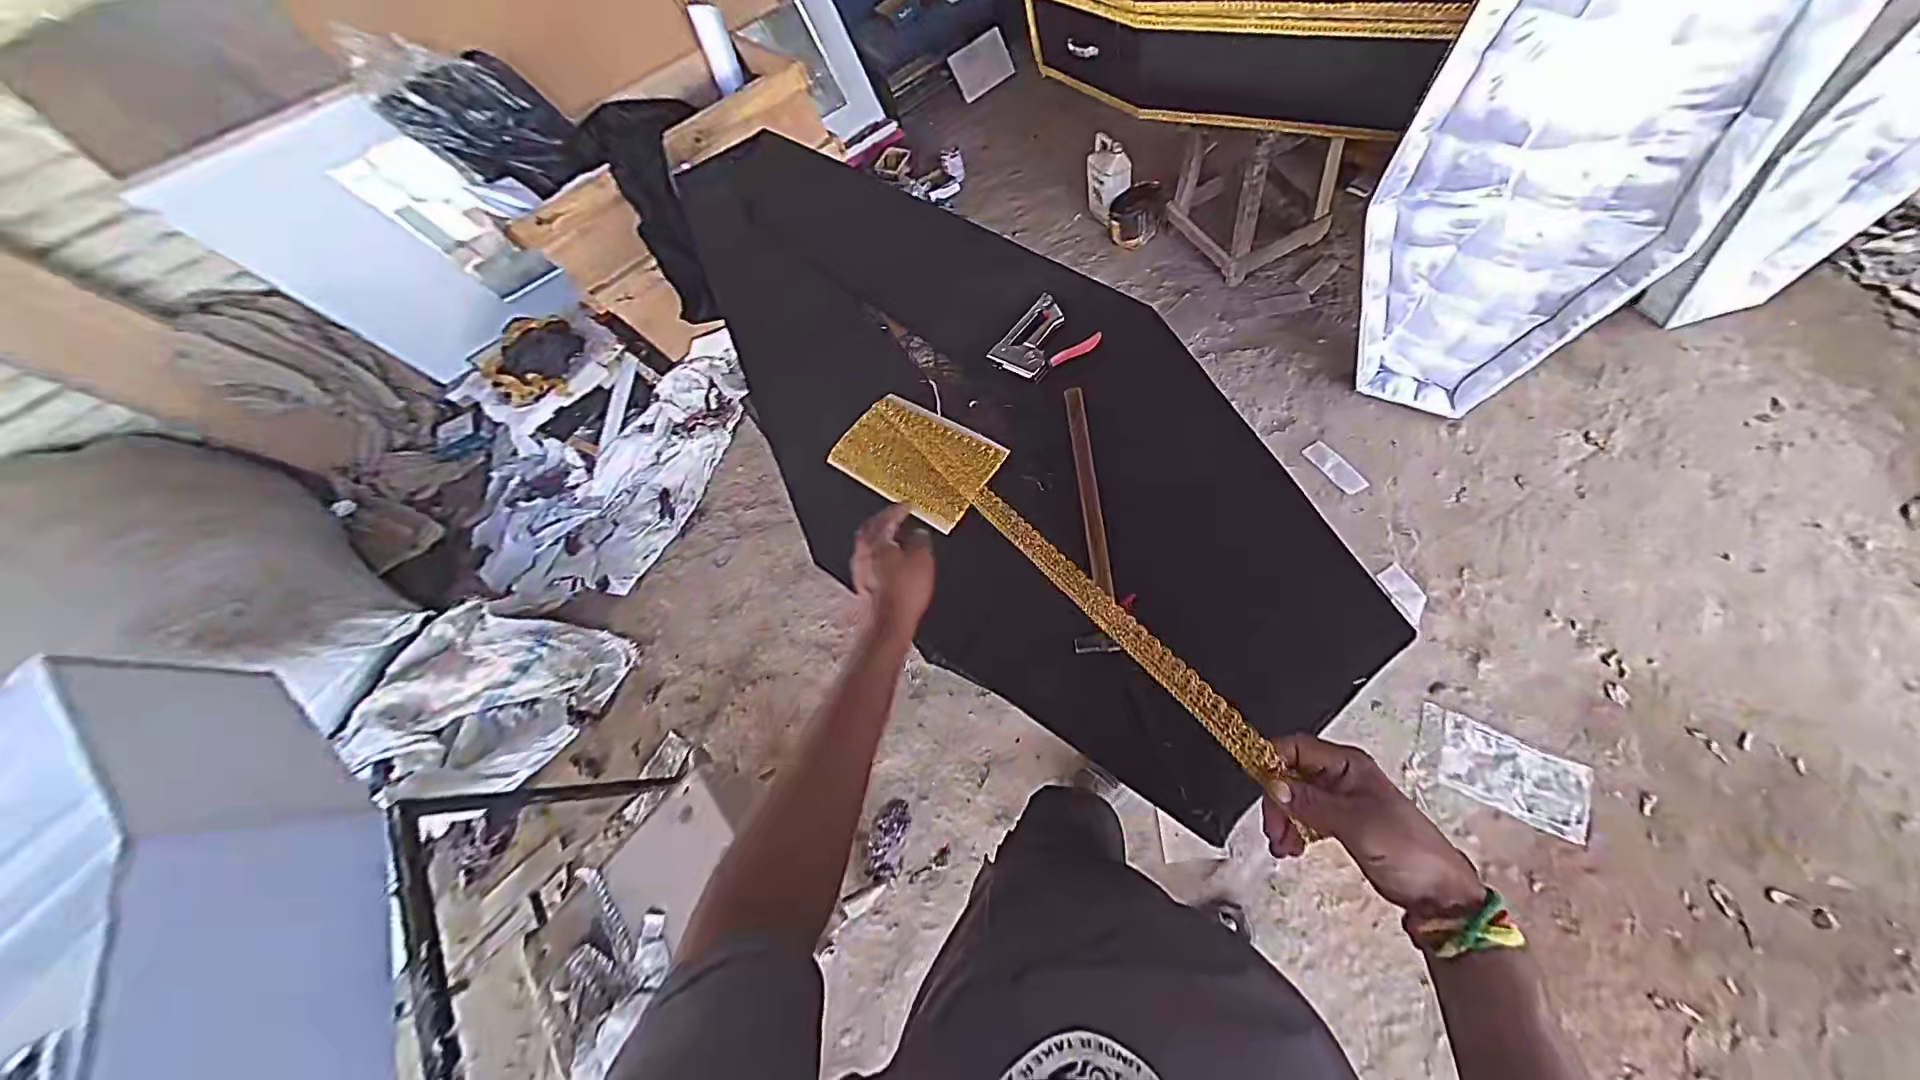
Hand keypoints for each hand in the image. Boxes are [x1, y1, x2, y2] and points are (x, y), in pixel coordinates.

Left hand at [852, 503, 935, 638]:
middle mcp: (863, 552)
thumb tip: (918, 533)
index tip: (906, 506)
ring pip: (868, 545)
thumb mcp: (923, 559)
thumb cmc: (902, 593)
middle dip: (884, 521)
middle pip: (871, 529)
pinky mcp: (863, 585)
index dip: (899, 510)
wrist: (887, 623)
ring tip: (896, 539)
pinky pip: (870, 562)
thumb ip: (920, 539)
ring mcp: (860, 569)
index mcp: (876, 539)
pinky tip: (890, 563)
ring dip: (881, 539)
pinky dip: (880, 556)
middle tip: (896, 518)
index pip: (887, 517)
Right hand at [1263, 734, 1484, 915]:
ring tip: (1283, 845)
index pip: (1297, 748)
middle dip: (1277, 800)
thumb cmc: (1409, 852)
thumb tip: (1274, 785)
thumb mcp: (1355, 823)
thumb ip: (1312, 802)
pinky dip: (1292, 830)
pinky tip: (1291, 847)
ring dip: (1282, 819)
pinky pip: (1303, 817)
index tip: (1258, 781)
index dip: (1273, 759)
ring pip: (1294, 797)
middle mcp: (1340, 777)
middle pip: (1290, 774)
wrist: (1440, 896)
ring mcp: (1339, 800)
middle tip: (1273, 827)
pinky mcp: (1339, 822)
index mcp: (1348, 765)